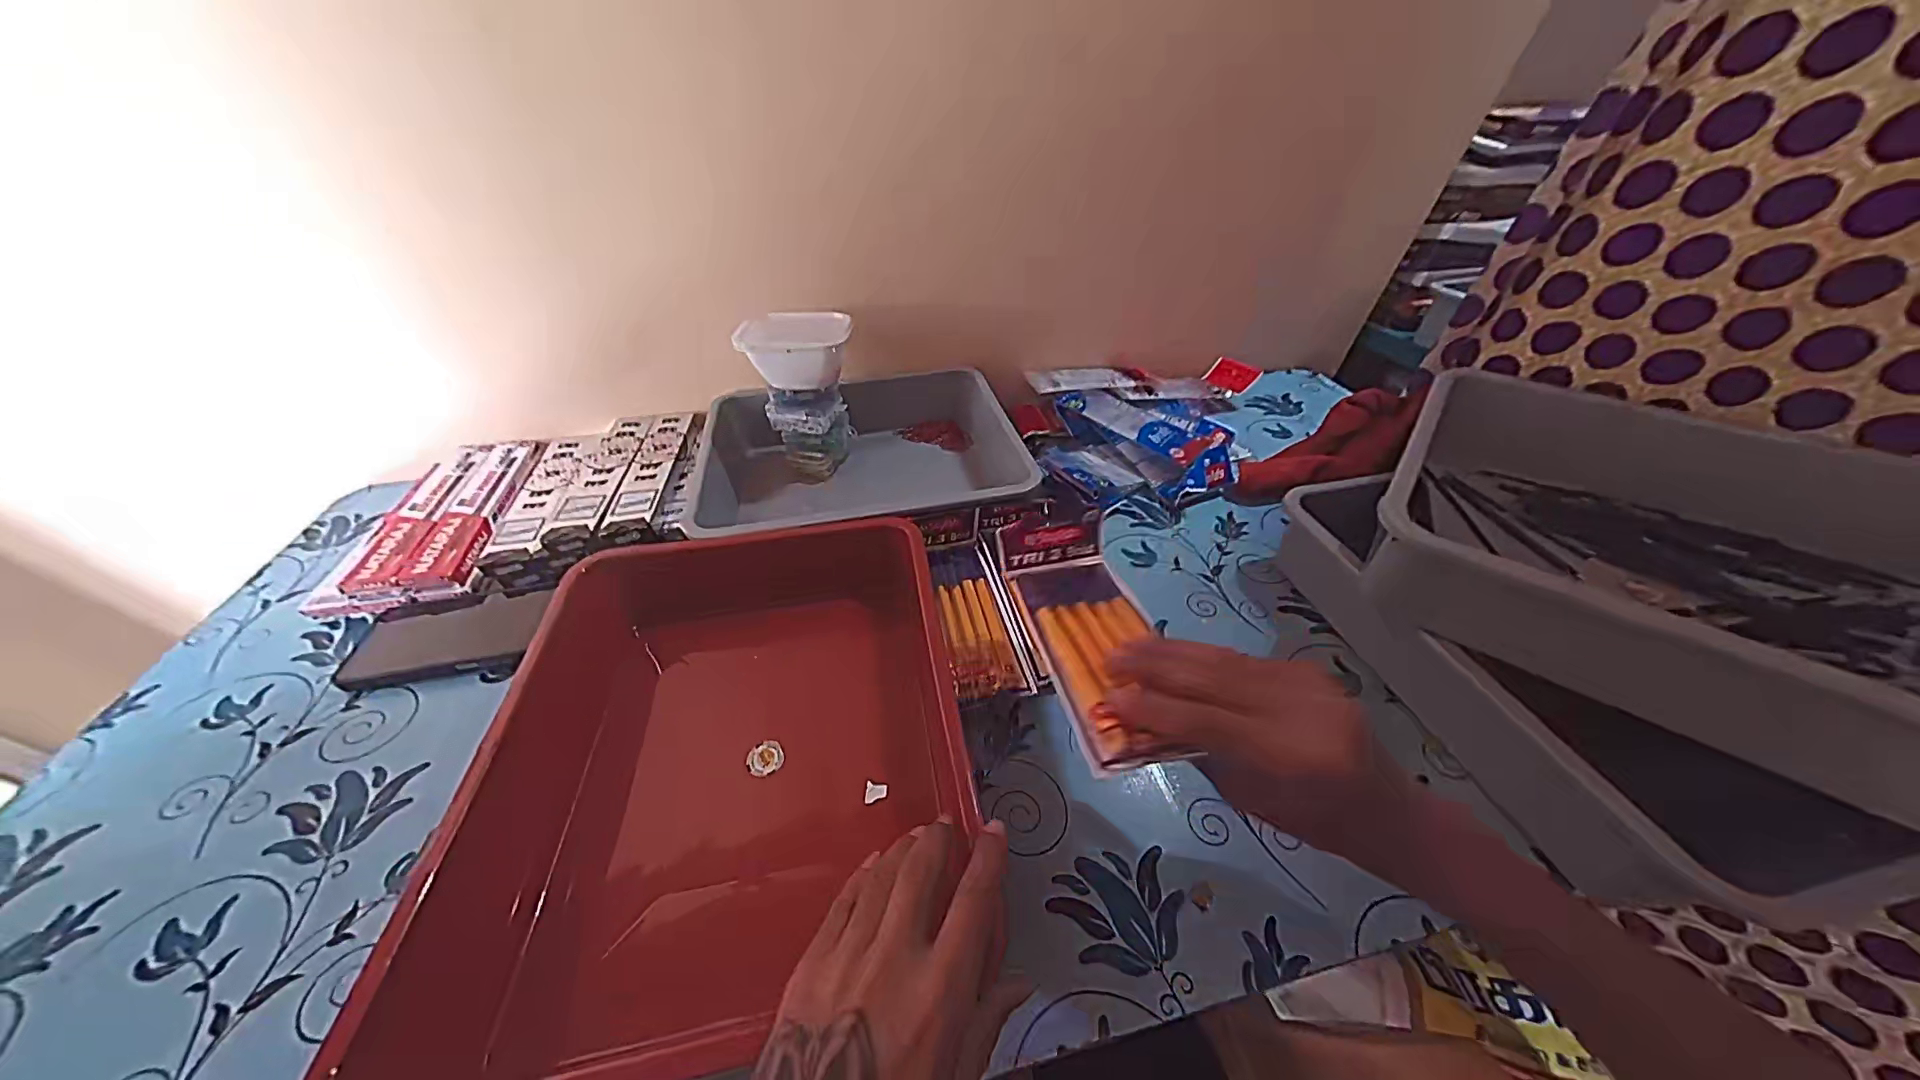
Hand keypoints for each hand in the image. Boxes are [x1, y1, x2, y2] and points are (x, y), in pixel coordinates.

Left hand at [753, 818, 1031, 1079]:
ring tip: (916, 835)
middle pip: (922, 872)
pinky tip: (873, 862)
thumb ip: (986, 1022)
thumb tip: (1015, 988)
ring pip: (881, 877)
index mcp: (939, 992)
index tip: (992, 834)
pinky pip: (842, 901)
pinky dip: (862, 875)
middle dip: (938, 839)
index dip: (987, 858)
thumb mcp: (955, 1074)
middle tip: (947, 826)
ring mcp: (848, 957)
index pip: (973, 901)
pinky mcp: (812, 964)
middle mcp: (895, 962)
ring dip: (902, 848)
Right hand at [1106, 639, 1416, 856]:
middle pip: (1212, 677)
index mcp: (1289, 755)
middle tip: (1110, 660)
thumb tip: (1145, 722)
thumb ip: (1200, 753)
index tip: (1111, 699)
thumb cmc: (1313, 820)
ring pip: (1223, 658)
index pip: (1206, 721)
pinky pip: (1241, 659)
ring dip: (1169, 650)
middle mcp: (1300, 709)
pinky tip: (1168, 650)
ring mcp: (1308, 683)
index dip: (1153, 707)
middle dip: (1154, 666)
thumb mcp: (1250, 797)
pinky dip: (1198, 654)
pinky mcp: (1307, 669)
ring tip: (1129, 646)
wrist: (1385, 807)